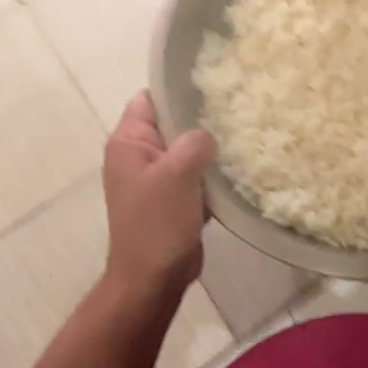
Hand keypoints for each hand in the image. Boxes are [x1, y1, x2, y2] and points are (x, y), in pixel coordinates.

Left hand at [102, 92, 217, 293]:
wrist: (152, 280)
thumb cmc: (157, 224)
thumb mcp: (177, 174)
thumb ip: (195, 142)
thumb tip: (208, 135)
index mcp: (128, 143)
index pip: (150, 98)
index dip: (177, 90)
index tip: (212, 88)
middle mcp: (137, 156)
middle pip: (171, 123)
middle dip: (199, 120)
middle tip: (235, 113)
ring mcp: (154, 179)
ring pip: (185, 150)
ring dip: (207, 150)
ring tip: (239, 139)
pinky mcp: (171, 200)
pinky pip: (193, 175)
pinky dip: (209, 174)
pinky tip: (234, 170)